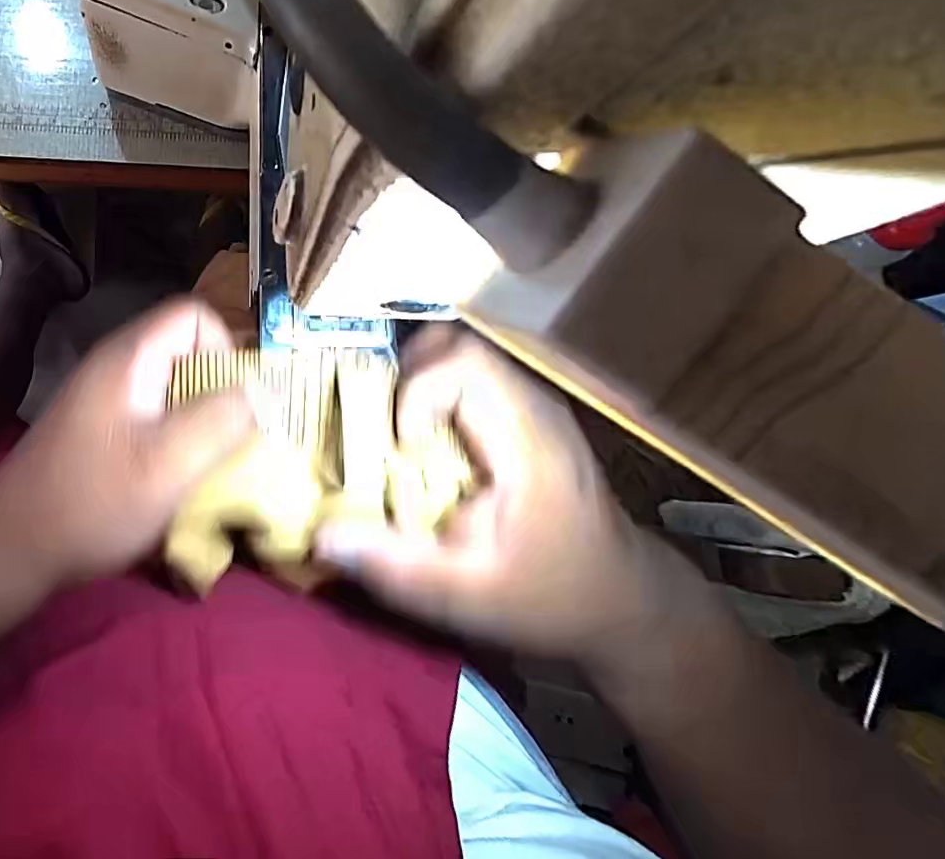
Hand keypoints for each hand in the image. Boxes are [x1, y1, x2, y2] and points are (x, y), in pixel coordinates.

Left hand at [0, 298, 255, 602]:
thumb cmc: (90, 505)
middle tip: (234, 437)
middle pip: (188, 349)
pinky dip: (179, 434)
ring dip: (203, 416)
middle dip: (221, 388)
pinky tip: (177, 474)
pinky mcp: (102, 427)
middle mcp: (117, 366)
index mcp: (130, 358)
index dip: (225, 348)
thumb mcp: (167, 466)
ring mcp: (106, 397)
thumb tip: (262, 390)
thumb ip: (221, 420)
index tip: (235, 401)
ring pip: (176, 384)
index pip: (195, 315)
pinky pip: (157, 411)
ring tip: (210, 460)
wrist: (8, 552)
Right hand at [316, 328, 724, 669]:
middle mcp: (533, 405)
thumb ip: (397, 569)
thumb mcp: (469, 599)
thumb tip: (324, 537)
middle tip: (386, 428)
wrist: (621, 598)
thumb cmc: (550, 598)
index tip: (402, 447)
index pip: (466, 366)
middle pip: (460, 344)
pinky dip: (433, 390)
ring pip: (463, 351)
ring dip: (417, 379)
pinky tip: (425, 437)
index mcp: (527, 441)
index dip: (417, 392)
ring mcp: (532, 403)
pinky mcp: (524, 412)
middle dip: (408, 374)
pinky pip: (469, 376)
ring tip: (400, 431)